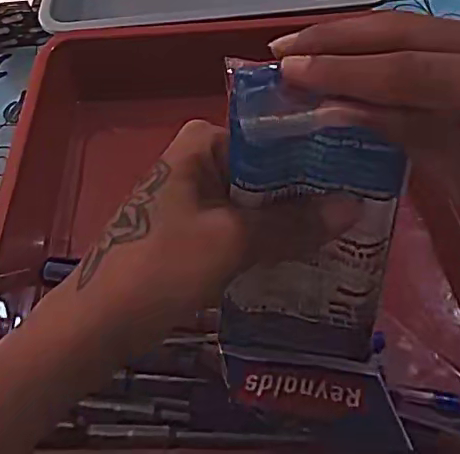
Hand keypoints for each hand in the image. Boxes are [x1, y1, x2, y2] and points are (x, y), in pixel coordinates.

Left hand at [60, 119, 356, 352]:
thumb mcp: (231, 242)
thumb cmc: (161, 265)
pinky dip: (269, 239)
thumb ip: (292, 224)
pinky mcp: (193, 227)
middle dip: (307, 193)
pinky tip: (307, 258)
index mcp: (202, 140)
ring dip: (292, 219)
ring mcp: (195, 193)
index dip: (314, 157)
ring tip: (346, 236)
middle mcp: (199, 156)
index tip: (360, 173)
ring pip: (256, 200)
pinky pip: (241, 224)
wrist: (97, 322)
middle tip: (362, 211)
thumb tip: (355, 205)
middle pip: (265, 169)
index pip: (271, 137)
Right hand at [271, 11, 459, 289]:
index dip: (344, 70)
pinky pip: (424, 34)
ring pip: (411, 25)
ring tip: (299, 45)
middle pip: (406, 31)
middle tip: (282, 48)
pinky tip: (340, 47)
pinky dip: (377, 43)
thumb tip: (328, 106)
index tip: (289, 69)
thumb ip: (403, 132)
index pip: (412, 70)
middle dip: (337, 39)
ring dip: (350, 36)